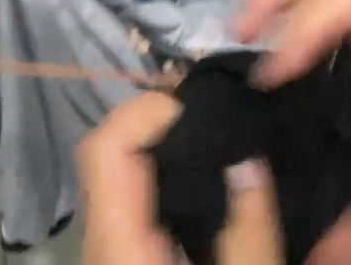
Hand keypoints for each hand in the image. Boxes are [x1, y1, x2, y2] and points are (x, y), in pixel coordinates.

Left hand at [78, 91, 283, 264]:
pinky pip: (128, 193)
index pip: (107, 146)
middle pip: (109, 148)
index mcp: (120, 243)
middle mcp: (101, 236)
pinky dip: (158, 167)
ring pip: (117, 168)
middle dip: (156, 116)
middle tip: (213, 108)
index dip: (147, 109)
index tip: (198, 101)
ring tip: (213, 130)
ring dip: (158, 140)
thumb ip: (249, 230)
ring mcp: (108, 246)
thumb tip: (250, 157)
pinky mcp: (123, 253)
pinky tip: (202, 172)